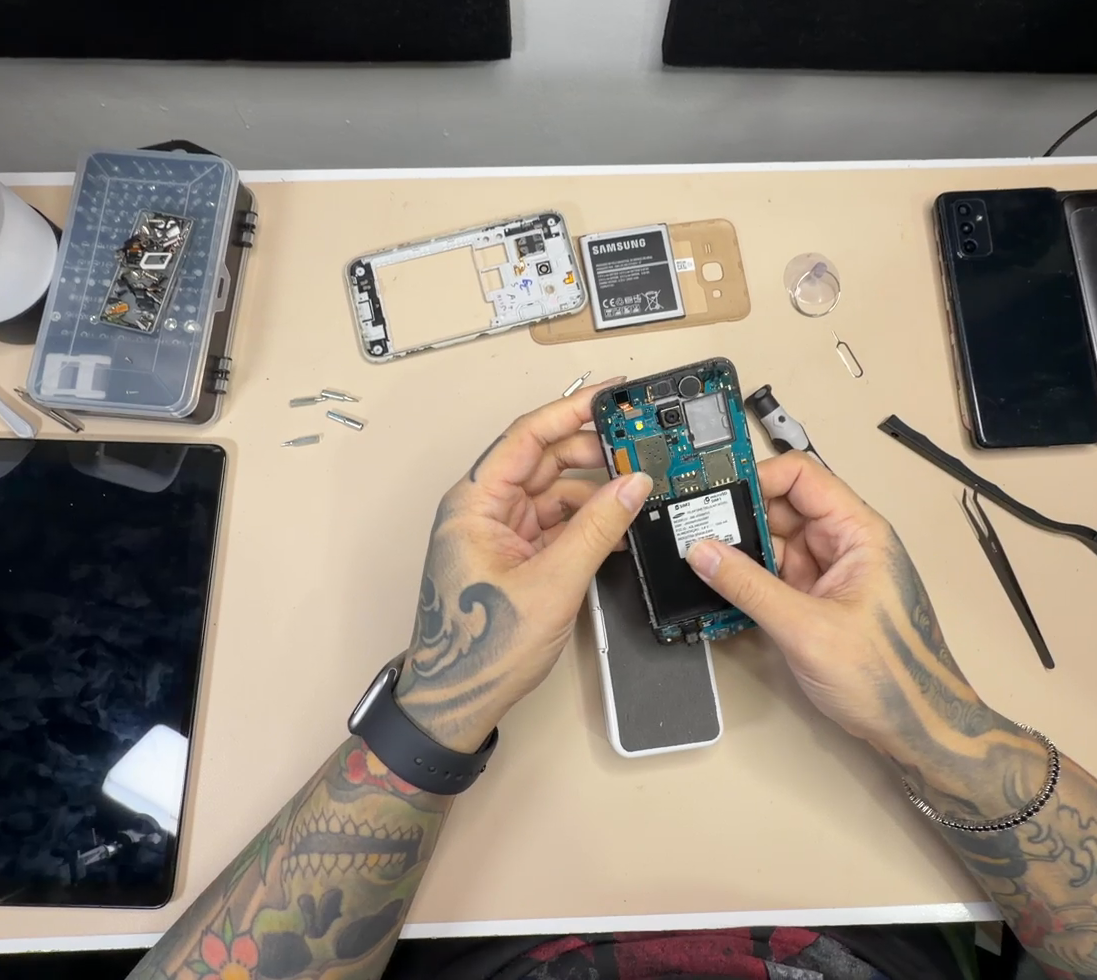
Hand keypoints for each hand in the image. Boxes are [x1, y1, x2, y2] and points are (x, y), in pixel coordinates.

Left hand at [395, 383, 653, 752]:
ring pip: (554, 492)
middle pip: (544, 460)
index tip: (610, 395)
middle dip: (591, 452)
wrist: (458, 700)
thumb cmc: (482, 647)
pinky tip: (618, 525)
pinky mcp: (515, 553)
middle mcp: (485, 508)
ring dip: (594, 491)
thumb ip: (596, 530)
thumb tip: (633, 486)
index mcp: (475, 501)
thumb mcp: (552, 583)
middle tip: (638, 448)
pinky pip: (556, 522)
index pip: (527, 437)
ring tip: (637, 490)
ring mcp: (501, 531)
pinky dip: (587, 522)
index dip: (570, 410)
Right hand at [683, 453, 999, 754]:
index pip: (802, 478)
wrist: (917, 731)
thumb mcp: (807, 629)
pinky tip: (720, 588)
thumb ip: (749, 587)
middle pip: (780, 508)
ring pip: (772, 541)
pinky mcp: (814, 598)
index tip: (716, 493)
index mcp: (858, 533)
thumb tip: (703, 553)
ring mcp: (827, 572)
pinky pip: (772, 573)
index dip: (758, 478)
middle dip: (738, 516)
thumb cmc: (888, 677)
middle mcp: (842, 544)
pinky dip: (746, 579)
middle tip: (696, 530)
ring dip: (739, 551)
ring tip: (701, 562)